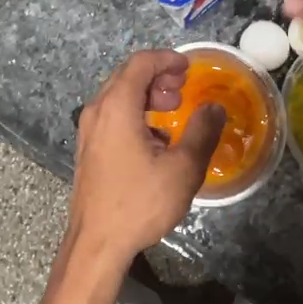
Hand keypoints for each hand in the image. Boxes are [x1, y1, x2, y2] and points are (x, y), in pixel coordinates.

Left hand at [67, 50, 225, 266]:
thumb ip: (202, 132)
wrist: (96, 244)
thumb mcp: (182, 168)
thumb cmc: (139, 202)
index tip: (189, 68)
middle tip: (183, 90)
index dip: (166, 59)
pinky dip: (135, 113)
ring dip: (147, 95)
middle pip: (127, 75)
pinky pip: (112, 115)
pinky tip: (155, 140)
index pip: (140, 63)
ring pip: (118, 95)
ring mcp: (89, 131)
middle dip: (158, 76)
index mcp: (117, 106)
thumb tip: (214, 108)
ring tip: (172, 111)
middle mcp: (98, 110)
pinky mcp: (88, 149)